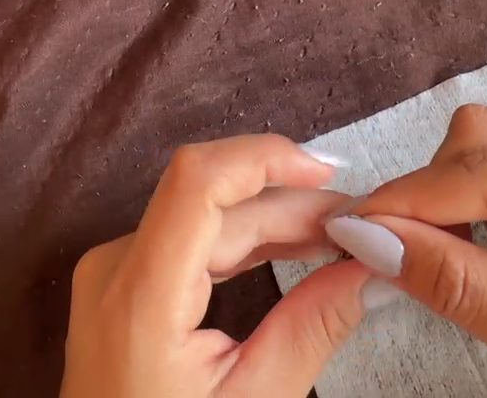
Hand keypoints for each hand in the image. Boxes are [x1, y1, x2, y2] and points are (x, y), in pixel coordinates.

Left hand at [61, 135, 384, 397]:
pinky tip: (292, 244)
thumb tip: (372, 268)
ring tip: (336, 232)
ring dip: (272, 216)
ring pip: (204, 215)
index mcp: (140, 294)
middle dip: (288, 199)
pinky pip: (190, 240)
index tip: (327, 172)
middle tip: (357, 221)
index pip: (197, 181)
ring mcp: (115, 269)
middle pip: (211, 200)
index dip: (264, 157)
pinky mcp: (124, 280)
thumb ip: (311, 329)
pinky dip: (244, 239)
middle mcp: (117, 263)